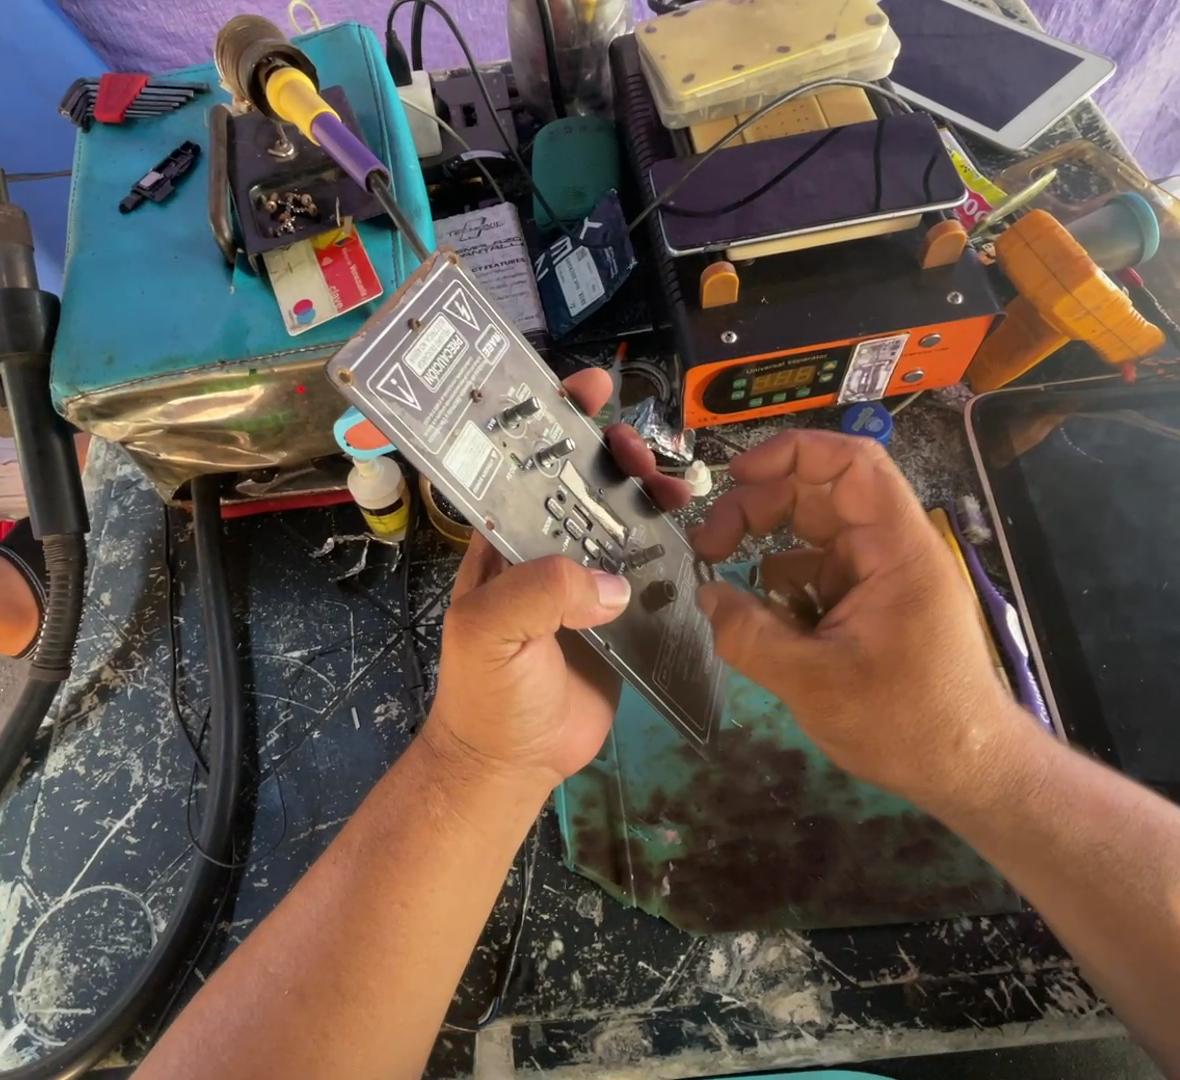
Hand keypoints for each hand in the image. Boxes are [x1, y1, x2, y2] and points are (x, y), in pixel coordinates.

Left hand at [420, 367, 689, 788]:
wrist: (514, 759)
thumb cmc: (485, 691)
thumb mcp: (489, 632)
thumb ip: (539, 594)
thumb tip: (613, 584)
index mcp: (505, 541)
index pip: (525, 465)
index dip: (553, 421)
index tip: (588, 388)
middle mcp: (546, 551)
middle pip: (585, 484)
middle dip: (614, 456)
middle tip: (641, 454)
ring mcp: (587, 582)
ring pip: (624, 522)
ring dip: (649, 496)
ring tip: (674, 488)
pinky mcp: (622, 616)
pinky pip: (650, 573)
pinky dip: (673, 552)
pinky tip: (694, 537)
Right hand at [690, 430, 1035, 805]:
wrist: (963, 771)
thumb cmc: (906, 724)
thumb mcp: (814, 683)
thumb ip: (750, 636)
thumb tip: (707, 595)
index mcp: (895, 550)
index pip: (851, 464)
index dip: (792, 453)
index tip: (736, 477)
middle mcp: (886, 551)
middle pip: (817, 494)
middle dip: (756, 508)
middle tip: (709, 546)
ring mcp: (874, 578)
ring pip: (808, 536)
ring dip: (761, 548)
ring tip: (722, 581)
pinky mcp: (861, 605)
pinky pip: (809, 575)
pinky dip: (776, 586)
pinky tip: (758, 619)